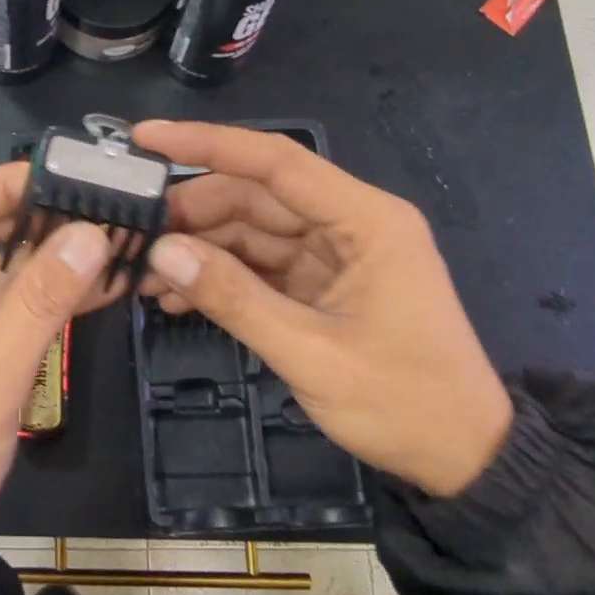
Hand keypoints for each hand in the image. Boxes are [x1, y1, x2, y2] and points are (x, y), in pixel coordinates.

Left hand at [0, 163, 121, 534]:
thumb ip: (41, 304)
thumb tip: (91, 235)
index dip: (7, 185)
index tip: (67, 174)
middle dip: (42, 224)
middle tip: (105, 207)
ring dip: (53, 262)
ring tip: (116, 240)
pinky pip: (5, 309)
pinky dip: (47, 299)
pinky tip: (99, 282)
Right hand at [135, 121, 512, 496]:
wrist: (463, 457)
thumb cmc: (403, 402)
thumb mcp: (311, 353)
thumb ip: (234, 298)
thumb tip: (164, 251)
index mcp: (365, 221)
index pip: (276, 162)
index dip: (208, 143)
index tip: (146, 137)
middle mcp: (348, 224)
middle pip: (255, 196)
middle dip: (191, 212)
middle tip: (131, 233)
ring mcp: (333, 255)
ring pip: (250, 231)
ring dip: (199, 250)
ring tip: (144, 275)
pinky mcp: (320, 284)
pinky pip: (259, 266)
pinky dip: (220, 278)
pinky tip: (177, 298)